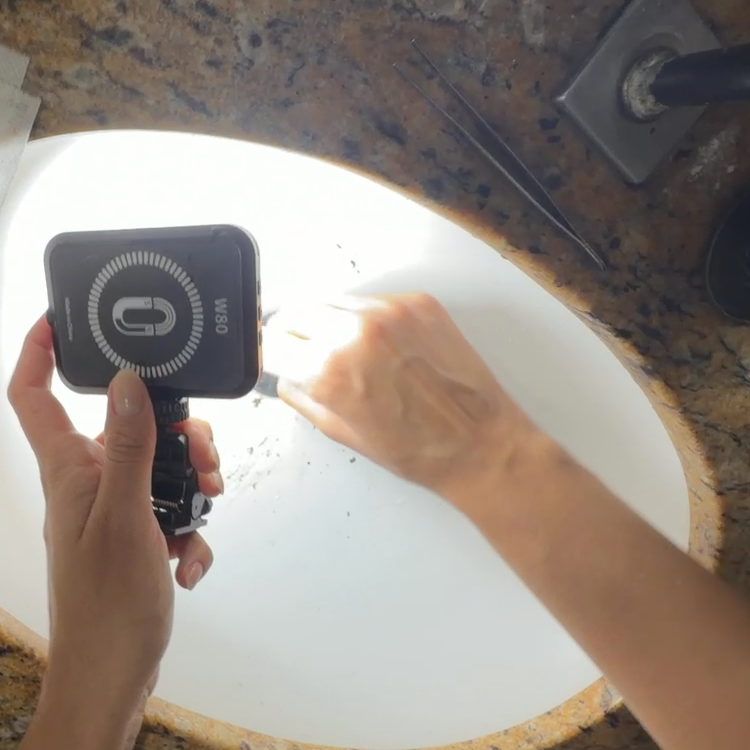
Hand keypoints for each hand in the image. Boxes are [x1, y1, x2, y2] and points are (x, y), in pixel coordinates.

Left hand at [7, 316, 219, 727]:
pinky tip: (188, 563)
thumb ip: (128, 448)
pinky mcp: (132, 540)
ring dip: (187, 481)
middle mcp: (85, 484)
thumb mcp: (125, 518)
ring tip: (205, 507)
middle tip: (200, 455)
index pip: (33, 394)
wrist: (111, 677)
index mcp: (68, 470)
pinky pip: (164, 513)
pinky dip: (185, 531)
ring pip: (153, 467)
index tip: (63, 318)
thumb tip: (128, 382)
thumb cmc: (106, 606)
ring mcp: (110, 513)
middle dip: (169, 429)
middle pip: (122, 425)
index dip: (38, 351)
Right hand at [266, 294, 543, 505]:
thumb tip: (288, 376)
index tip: (275, 357)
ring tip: (344, 350)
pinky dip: (364, 318)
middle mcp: (355, 332)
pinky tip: (379, 345)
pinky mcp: (417, 303)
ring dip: (326, 321)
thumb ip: (304, 397)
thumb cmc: (418, 449)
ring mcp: (389, 312)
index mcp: (329, 370)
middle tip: (302, 351)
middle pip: (295, 311)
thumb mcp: (341, 432)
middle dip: (293, 333)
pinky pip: (371, 300)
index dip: (270, 352)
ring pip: (332, 301)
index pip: (273, 341)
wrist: (479, 443)